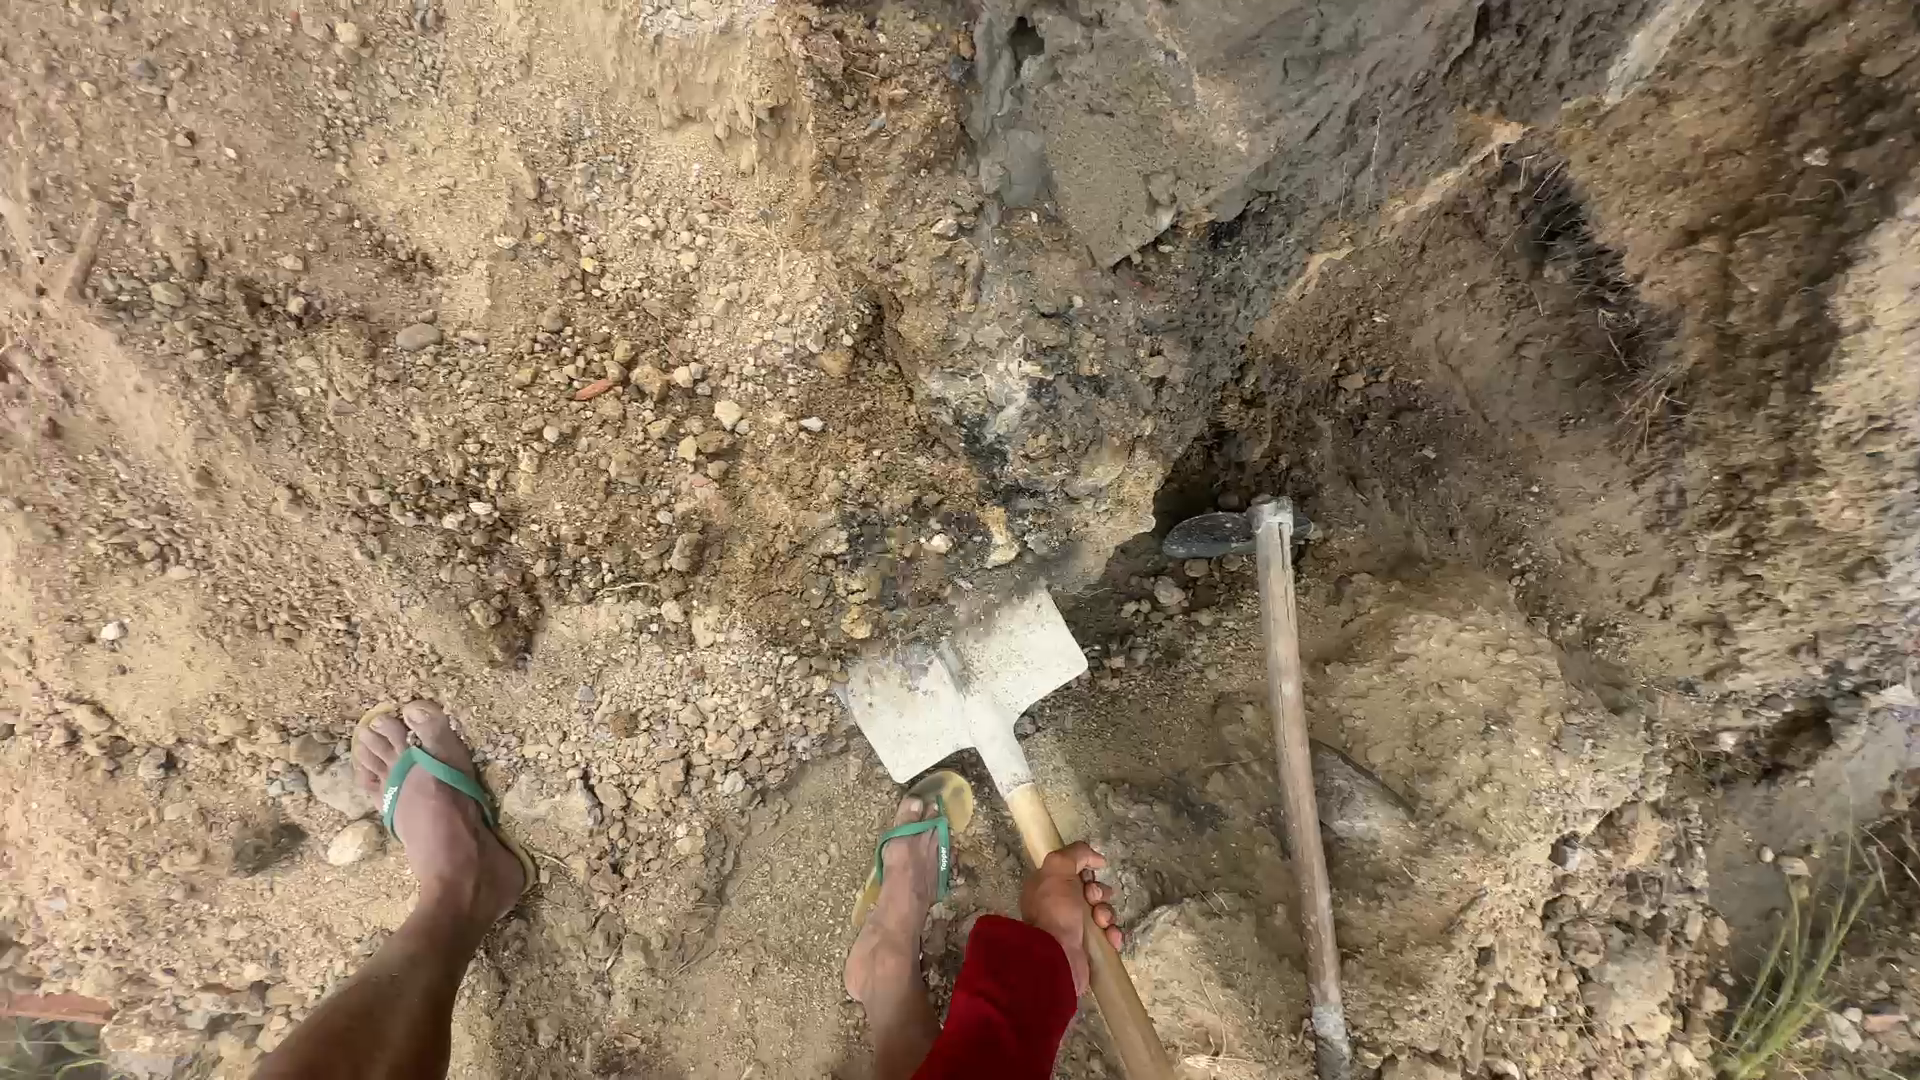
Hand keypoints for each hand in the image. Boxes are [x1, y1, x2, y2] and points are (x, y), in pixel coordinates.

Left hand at [1019, 841, 1122, 994]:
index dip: (1085, 872)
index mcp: (1048, 887)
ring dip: (1106, 914)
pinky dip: (1112, 935)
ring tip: (1101, 922)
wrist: (1057, 957)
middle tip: (1093, 900)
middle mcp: (1059, 907)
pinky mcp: (1088, 949)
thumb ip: (1076, 854)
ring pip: (1102, 912)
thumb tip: (1097, 858)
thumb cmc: (1055, 909)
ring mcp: (1074, 929)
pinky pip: (1108, 936)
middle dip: (1099, 893)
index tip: (1089, 876)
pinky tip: (1110, 937)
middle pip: (1090, 891)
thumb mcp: (1058, 868)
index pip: (1073, 873)